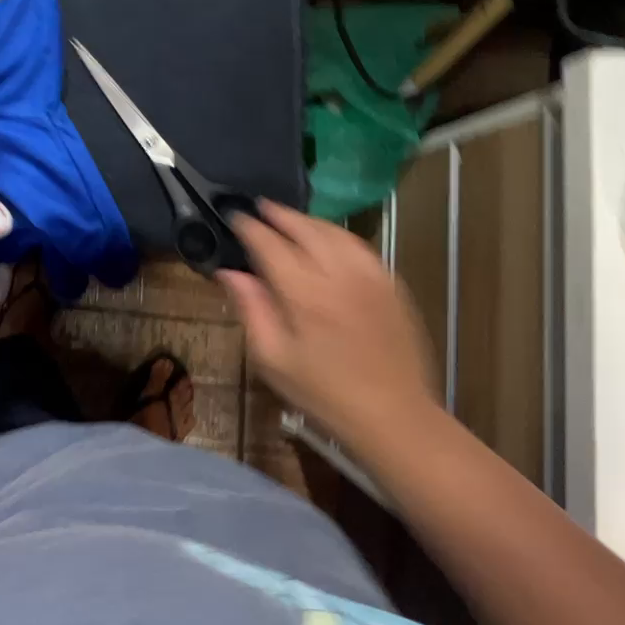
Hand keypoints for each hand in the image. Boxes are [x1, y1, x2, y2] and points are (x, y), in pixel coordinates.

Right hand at [219, 201, 441, 449]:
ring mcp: (371, 277)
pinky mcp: (392, 286)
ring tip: (290, 218)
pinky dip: (338, 236)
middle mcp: (339, 275)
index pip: (270, 244)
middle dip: (280, 215)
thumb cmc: (323, 393)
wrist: (394, 417)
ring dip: (309, 221)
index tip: (235, 218)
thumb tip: (230, 273)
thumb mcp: (273, 358)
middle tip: (260, 207)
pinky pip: (361, 247)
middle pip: (306, 229)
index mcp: (305, 293)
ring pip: (336, 233)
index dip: (250, 227)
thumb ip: (251, 309)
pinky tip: (328, 241)